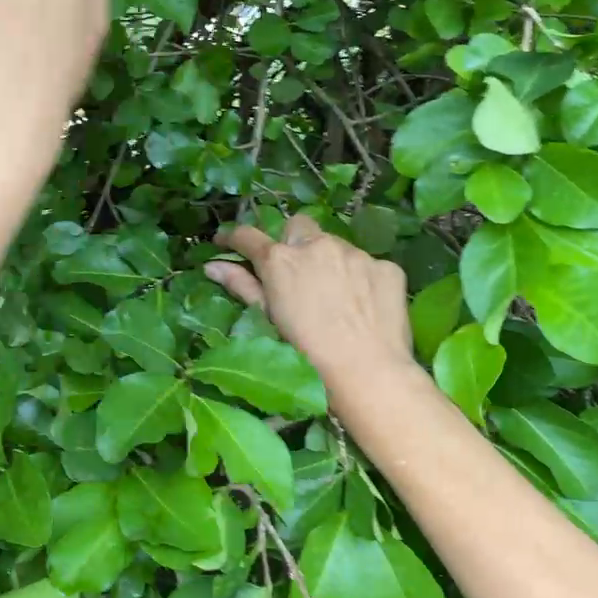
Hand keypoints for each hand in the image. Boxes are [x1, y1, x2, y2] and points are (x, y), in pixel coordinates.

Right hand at [205, 213, 418, 395]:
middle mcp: (316, 245)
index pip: (248, 236)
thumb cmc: (306, 351)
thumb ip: (241, 285)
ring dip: (328, 260)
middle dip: (293, 240)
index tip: (226, 241)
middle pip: (298, 225)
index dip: (233, 237)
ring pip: (334, 244)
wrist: (368, 371)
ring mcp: (355, 253)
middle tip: (295, 271)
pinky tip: (361, 303)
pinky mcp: (386, 266)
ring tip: (333, 294)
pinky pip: (366, 264)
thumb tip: (211, 265)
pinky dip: (359, 277)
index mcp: (280, 259)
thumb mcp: (268, 317)